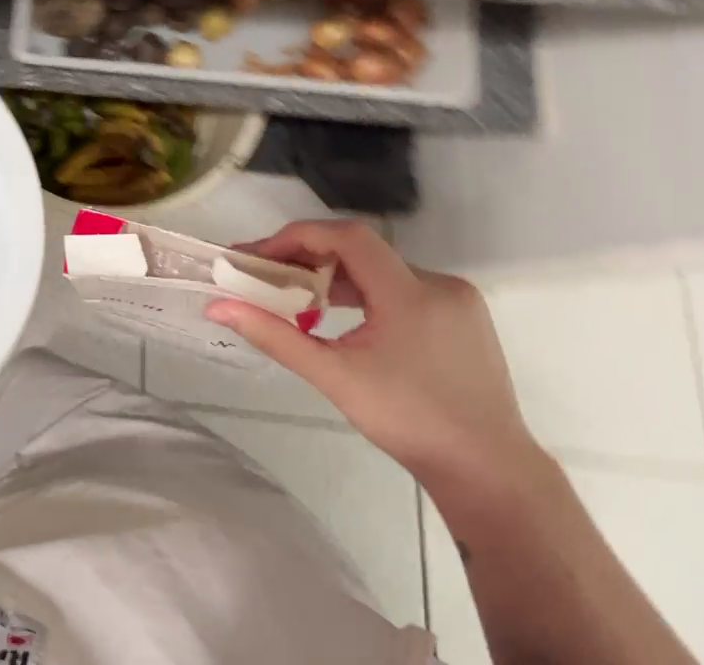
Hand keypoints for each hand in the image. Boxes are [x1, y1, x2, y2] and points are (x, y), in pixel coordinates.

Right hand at [206, 220, 541, 488]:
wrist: (485, 467)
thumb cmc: (406, 420)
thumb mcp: (332, 375)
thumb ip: (273, 335)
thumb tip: (217, 307)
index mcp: (411, 294)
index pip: (347, 237)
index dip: (297, 237)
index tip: (259, 257)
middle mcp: (439, 285)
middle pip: (360, 251)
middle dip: (307, 258)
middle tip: (265, 276)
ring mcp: (456, 300)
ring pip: (380, 270)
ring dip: (332, 278)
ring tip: (294, 300)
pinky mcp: (463, 317)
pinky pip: (401, 288)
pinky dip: (362, 293)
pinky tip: (338, 318)